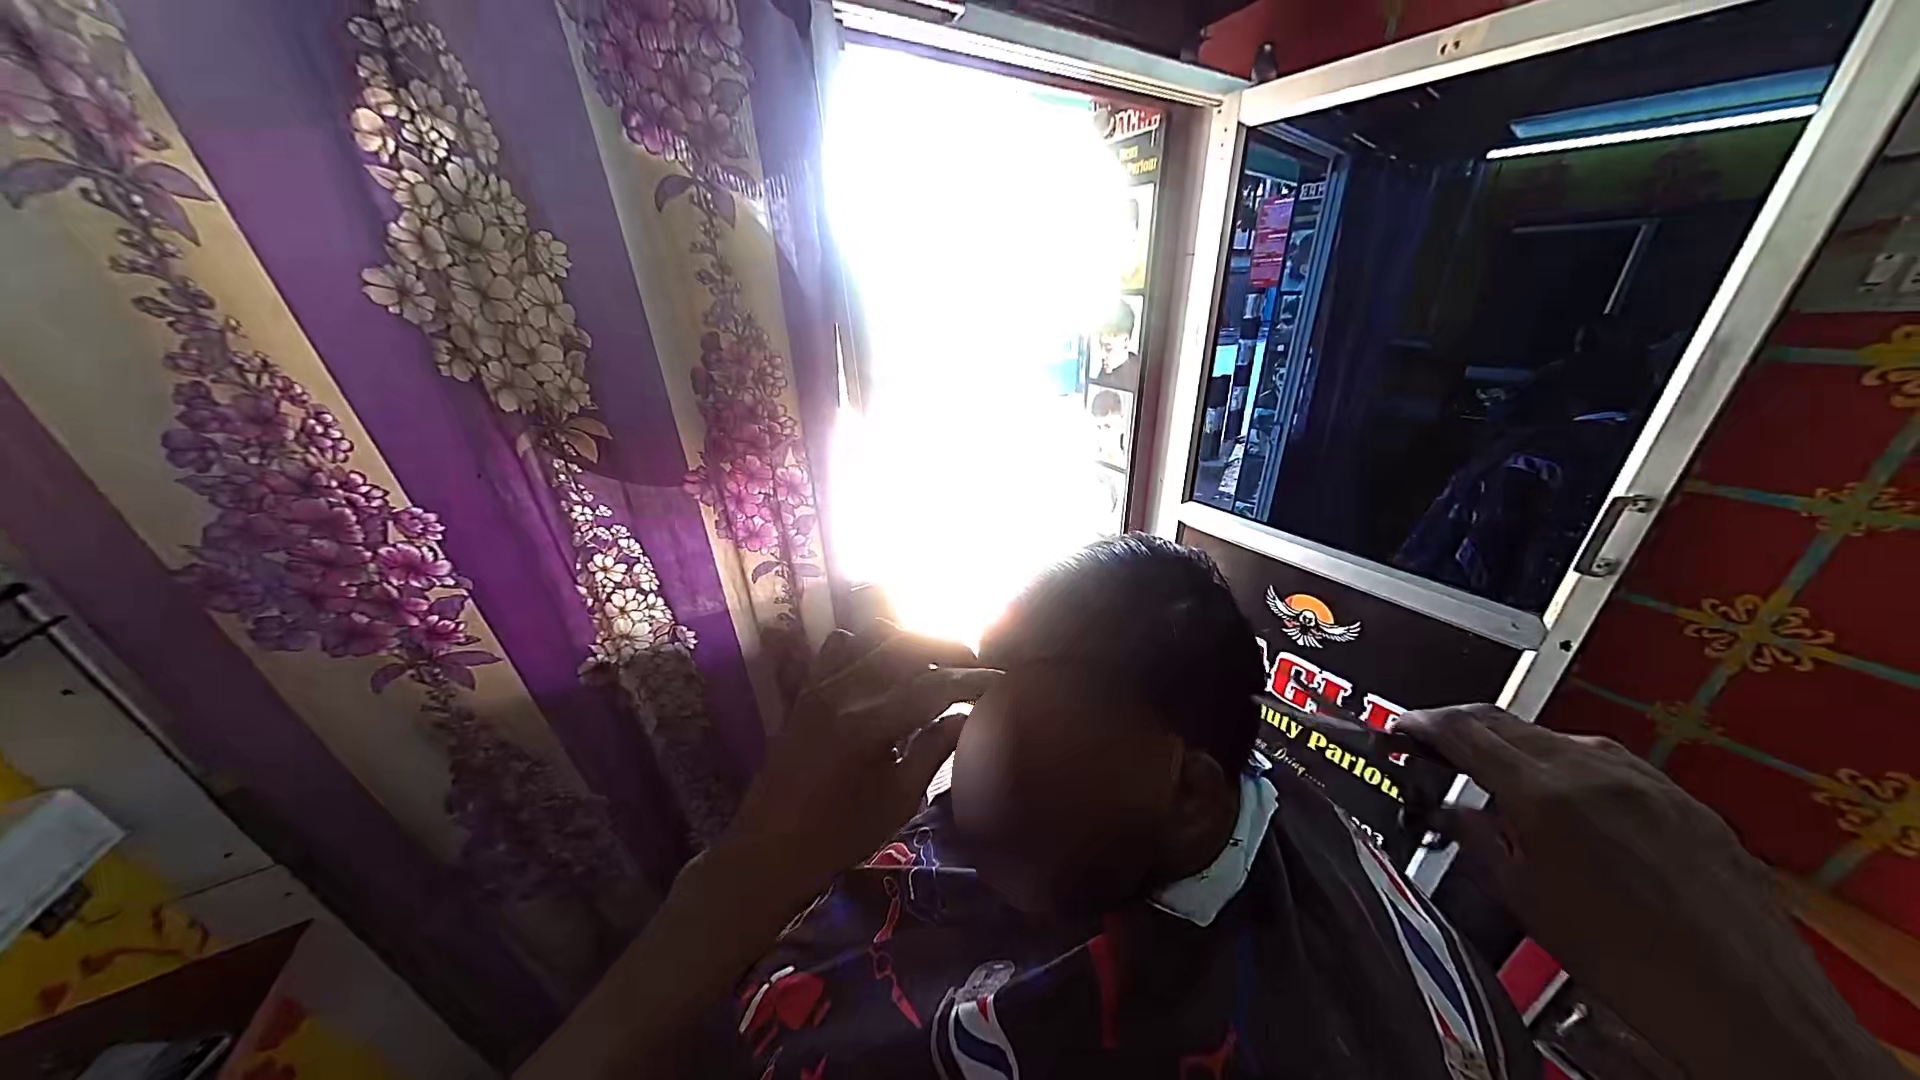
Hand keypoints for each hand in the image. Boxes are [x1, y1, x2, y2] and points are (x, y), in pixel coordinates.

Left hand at [719, 622, 1000, 905]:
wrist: (767, 850)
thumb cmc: (838, 837)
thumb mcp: (898, 801)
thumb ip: (934, 750)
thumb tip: (965, 715)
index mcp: (869, 724)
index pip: (935, 686)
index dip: (973, 680)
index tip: (1002, 680)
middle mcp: (845, 692)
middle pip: (907, 645)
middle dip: (948, 649)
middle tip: (974, 667)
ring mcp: (821, 685)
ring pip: (874, 636)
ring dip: (912, 641)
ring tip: (935, 663)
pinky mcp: (807, 690)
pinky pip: (840, 646)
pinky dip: (869, 645)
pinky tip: (885, 666)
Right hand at [1395, 704, 1901, 1079]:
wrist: (1752, 1012)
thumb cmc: (1633, 967)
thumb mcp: (1523, 897)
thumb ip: (1476, 837)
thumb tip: (1451, 811)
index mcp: (1544, 795)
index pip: (1462, 730)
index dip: (1422, 723)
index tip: (1403, 726)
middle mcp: (1594, 771)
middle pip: (1503, 719)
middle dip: (1459, 724)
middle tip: (1433, 739)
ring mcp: (1643, 780)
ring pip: (1552, 734)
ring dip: (1512, 741)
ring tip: (1494, 769)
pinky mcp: (1680, 797)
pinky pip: (1603, 757)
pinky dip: (1564, 761)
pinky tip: (1562, 794)